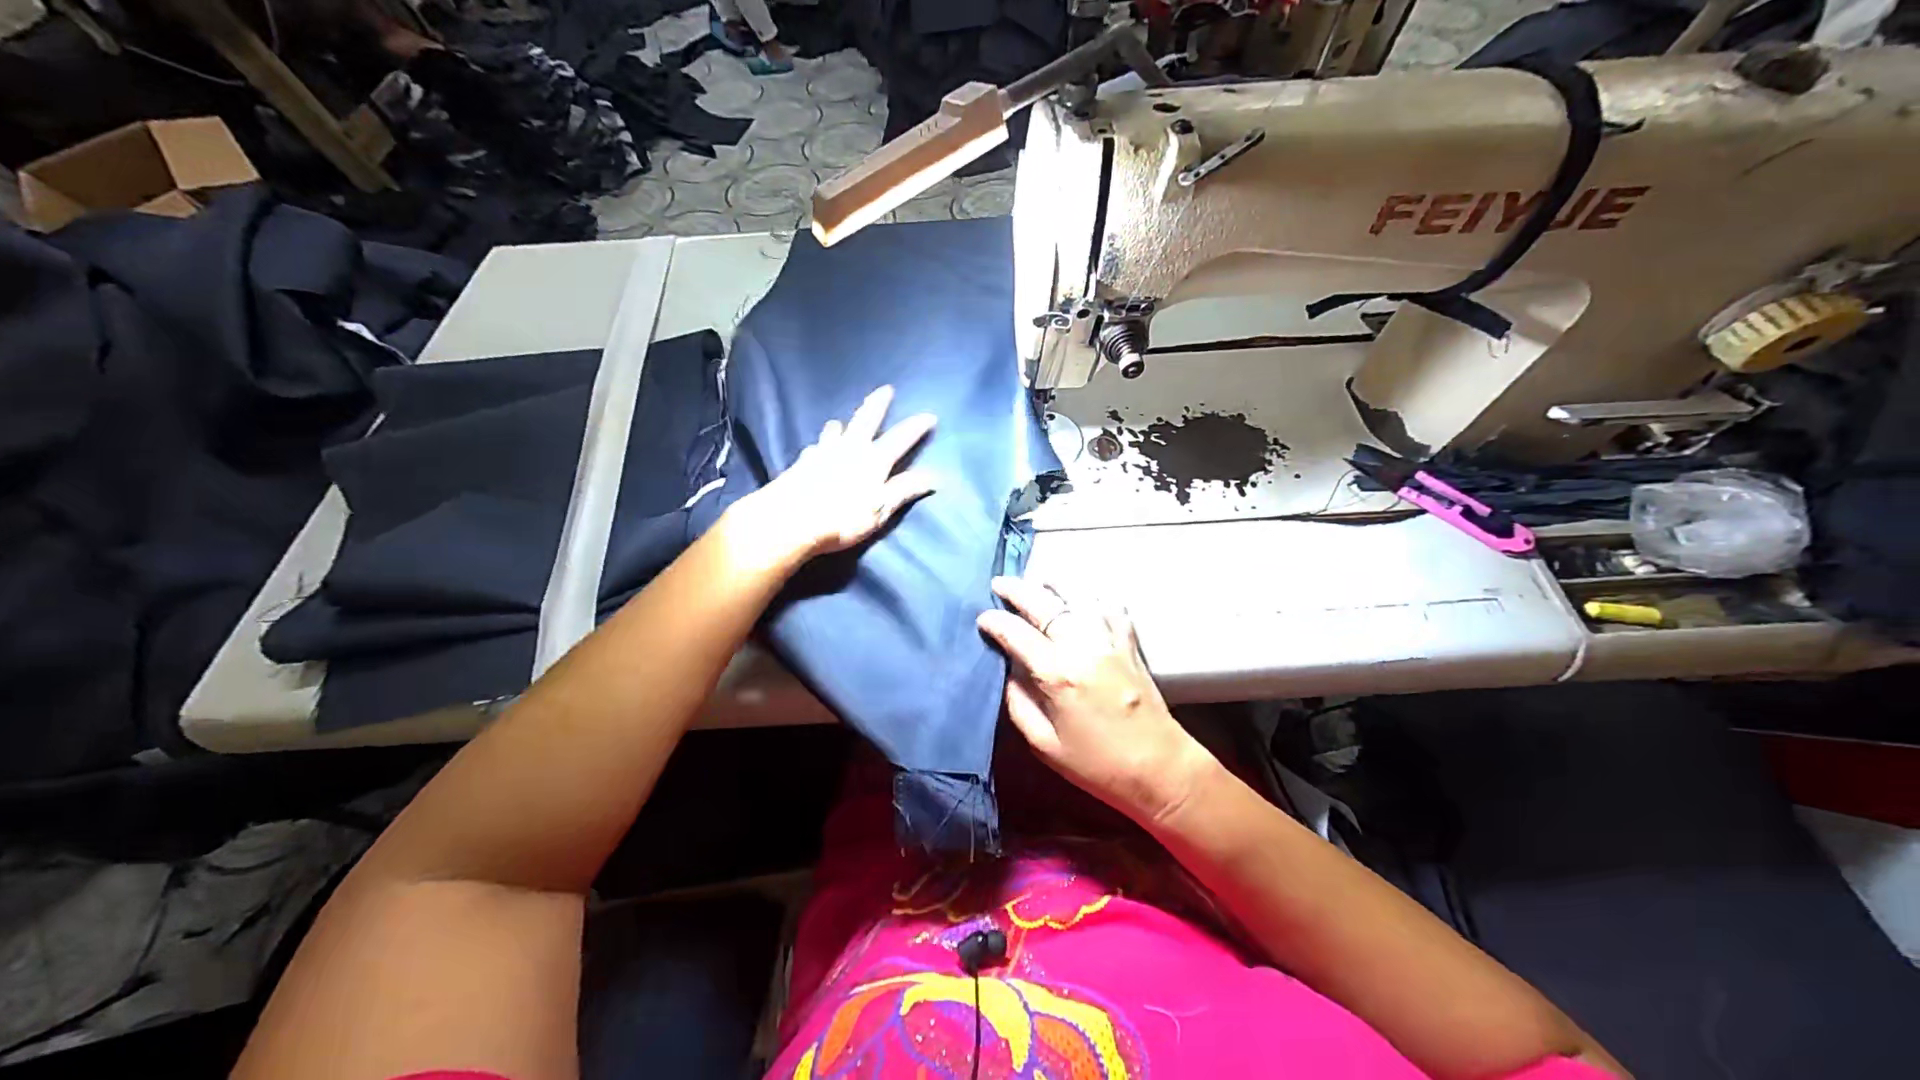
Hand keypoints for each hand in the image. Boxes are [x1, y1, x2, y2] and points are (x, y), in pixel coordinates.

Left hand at [736, 385, 936, 559]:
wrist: (791, 520)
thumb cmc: (842, 518)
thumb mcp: (880, 509)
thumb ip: (903, 491)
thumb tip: (932, 477)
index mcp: (873, 461)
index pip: (900, 438)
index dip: (916, 427)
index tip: (929, 415)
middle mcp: (849, 450)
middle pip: (866, 421)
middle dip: (877, 404)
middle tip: (885, 389)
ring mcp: (823, 454)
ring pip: (835, 433)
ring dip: (841, 426)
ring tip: (840, 422)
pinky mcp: (801, 464)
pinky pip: (813, 450)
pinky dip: (818, 448)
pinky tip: (813, 451)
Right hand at [976, 577, 1219, 825]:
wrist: (1159, 770)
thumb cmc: (1097, 765)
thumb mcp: (1044, 744)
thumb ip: (1019, 702)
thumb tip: (1010, 670)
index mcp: (1058, 674)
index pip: (1017, 633)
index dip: (995, 621)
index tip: (983, 618)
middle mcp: (1084, 648)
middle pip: (1046, 604)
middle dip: (1018, 590)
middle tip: (1000, 583)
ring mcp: (1111, 642)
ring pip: (1079, 597)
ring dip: (1054, 586)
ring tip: (1038, 583)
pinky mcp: (1130, 645)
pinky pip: (1111, 608)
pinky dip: (1092, 597)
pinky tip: (1082, 598)